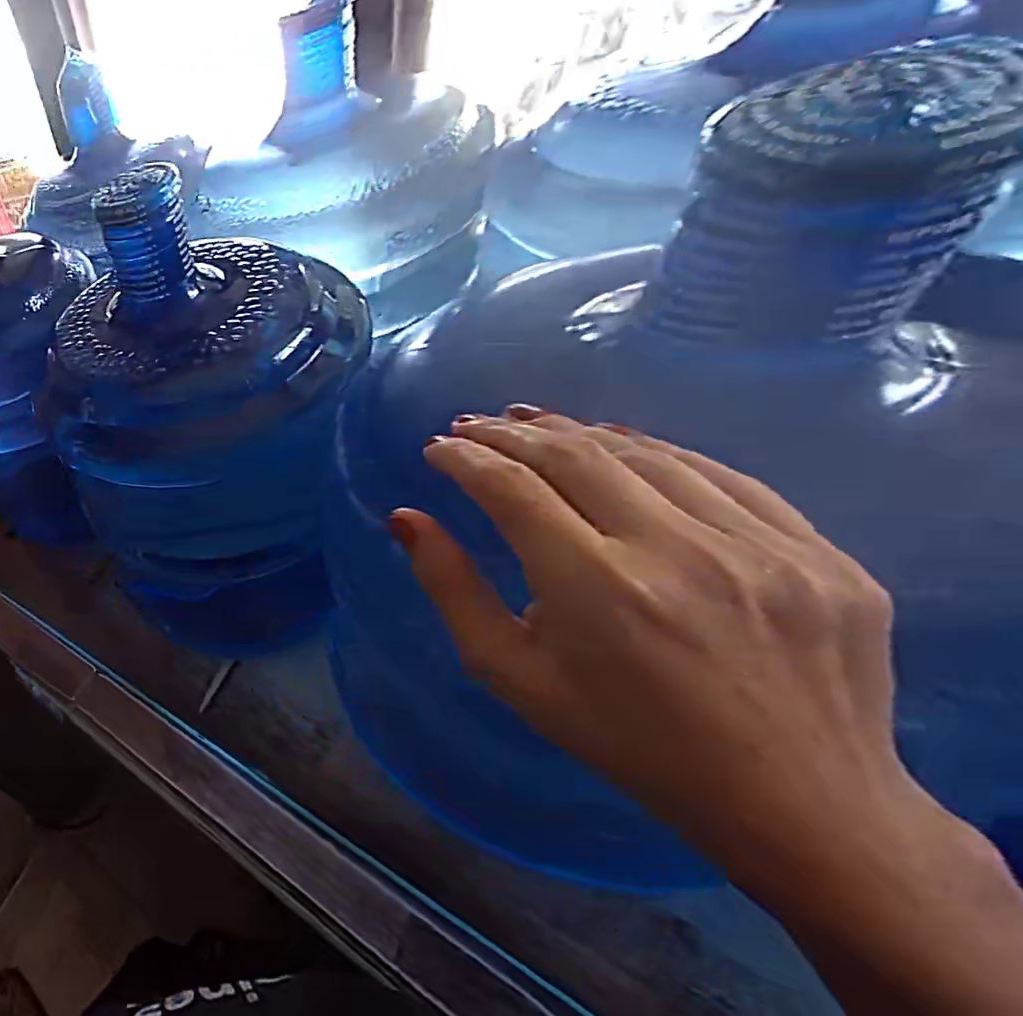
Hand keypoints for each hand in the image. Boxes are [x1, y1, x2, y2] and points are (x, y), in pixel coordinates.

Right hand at [392, 406, 925, 878]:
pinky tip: (619, 446)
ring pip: (647, 454)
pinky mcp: (819, 552)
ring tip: (531, 423)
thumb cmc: (622, 737)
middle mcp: (679, 552)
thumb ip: (451, 587)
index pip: (513, 489)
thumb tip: (405, 518)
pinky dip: (655, 451)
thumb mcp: (510, 673)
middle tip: (471, 425)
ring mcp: (761, 548)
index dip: (466, 459)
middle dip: (510, 432)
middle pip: (575, 456)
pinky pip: (721, 475)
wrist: (793, 799)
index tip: (437, 448)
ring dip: (576, 431)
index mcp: (596, 588)